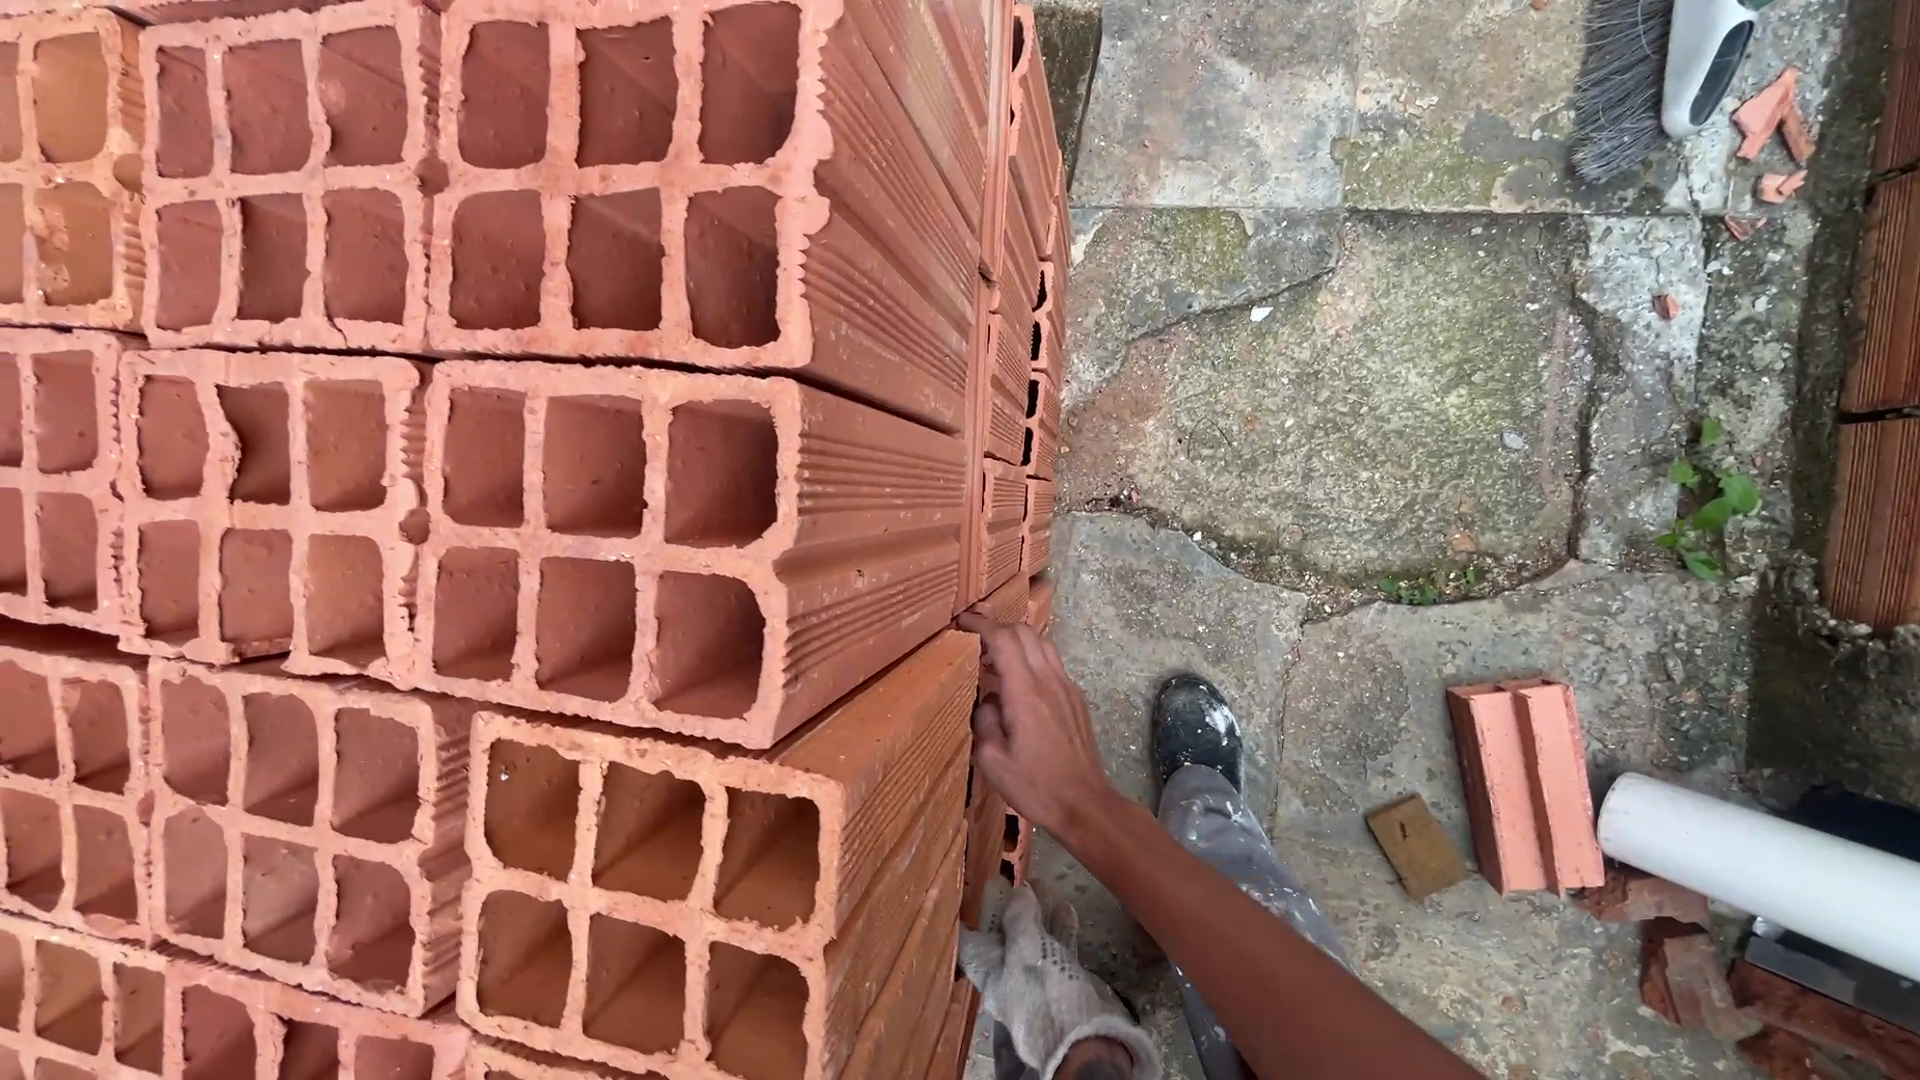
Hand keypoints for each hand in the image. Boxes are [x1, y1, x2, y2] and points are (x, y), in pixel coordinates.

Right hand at [957, 612, 1117, 839]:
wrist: (1085, 803)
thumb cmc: (1036, 786)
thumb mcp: (992, 761)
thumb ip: (984, 720)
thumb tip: (988, 701)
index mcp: (1025, 693)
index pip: (1002, 640)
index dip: (980, 625)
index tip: (961, 621)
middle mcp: (1049, 681)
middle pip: (1024, 632)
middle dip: (997, 629)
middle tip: (975, 645)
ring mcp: (1067, 687)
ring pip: (1042, 643)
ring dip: (1017, 642)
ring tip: (995, 662)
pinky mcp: (1076, 699)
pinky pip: (1052, 663)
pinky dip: (1032, 659)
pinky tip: (1020, 685)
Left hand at [961, 880, 1160, 1079]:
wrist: (1084, 1039)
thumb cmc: (1043, 993)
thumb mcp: (1025, 949)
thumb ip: (1018, 917)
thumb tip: (1018, 890)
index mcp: (990, 973)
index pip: (970, 942)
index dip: (970, 917)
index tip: (974, 891)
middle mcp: (1009, 977)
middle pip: (1004, 936)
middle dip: (1010, 907)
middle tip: (1015, 878)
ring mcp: (1036, 980)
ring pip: (1033, 939)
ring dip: (1038, 913)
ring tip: (1044, 884)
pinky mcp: (1062, 983)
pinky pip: (1057, 948)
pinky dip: (1060, 927)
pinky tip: (1065, 907)